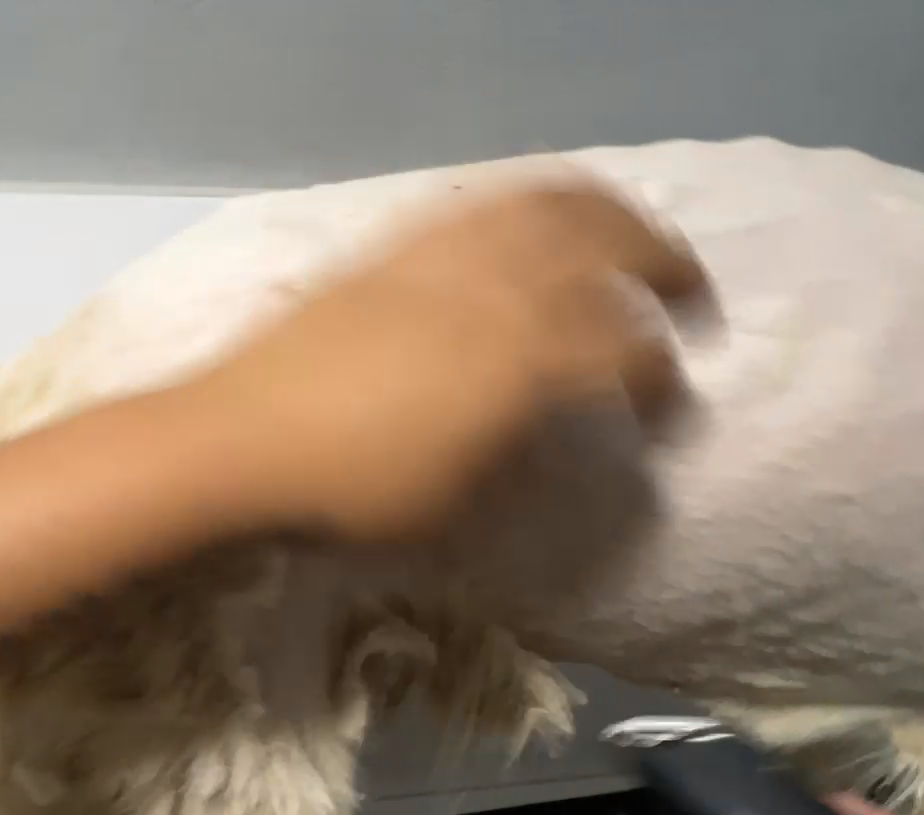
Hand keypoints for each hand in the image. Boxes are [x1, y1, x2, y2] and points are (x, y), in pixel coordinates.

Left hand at [187, 182, 714, 542]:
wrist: (237, 442)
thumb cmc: (343, 494)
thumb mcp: (450, 502)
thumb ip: (519, 454)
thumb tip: (555, 425)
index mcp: (519, 361)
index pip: (626, 350)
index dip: (663, 380)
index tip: (666, 408)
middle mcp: (490, 288)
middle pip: (607, 242)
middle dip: (664, 263)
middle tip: (686, 293)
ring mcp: (435, 259)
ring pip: (543, 203)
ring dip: (602, 214)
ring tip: (621, 238)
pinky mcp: (386, 252)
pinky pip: (471, 208)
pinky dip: (520, 210)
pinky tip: (523, 232)